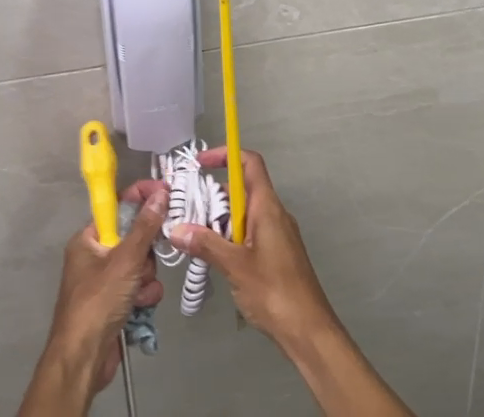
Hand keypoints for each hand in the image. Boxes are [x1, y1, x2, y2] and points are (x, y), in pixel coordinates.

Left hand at [42, 184, 166, 392]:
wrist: (83, 358)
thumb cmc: (98, 302)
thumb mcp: (125, 260)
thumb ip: (145, 227)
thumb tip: (160, 193)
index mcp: (88, 240)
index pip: (118, 207)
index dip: (141, 198)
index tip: (166, 193)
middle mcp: (95, 257)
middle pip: (134, 237)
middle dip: (146, 253)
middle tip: (146, 261)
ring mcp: (106, 281)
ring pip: (141, 264)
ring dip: (147, 277)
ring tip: (139, 291)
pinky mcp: (116, 302)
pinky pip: (140, 286)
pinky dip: (144, 294)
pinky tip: (141, 306)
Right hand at [167, 148, 340, 352]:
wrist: (307, 328)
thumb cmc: (274, 291)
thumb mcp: (235, 266)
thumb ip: (206, 245)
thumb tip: (176, 230)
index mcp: (267, 207)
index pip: (250, 164)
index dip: (226, 155)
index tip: (200, 163)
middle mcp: (274, 214)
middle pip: (242, 189)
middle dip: (214, 196)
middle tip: (185, 211)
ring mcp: (277, 234)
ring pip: (244, 214)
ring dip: (219, 220)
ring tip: (193, 237)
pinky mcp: (276, 253)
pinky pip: (249, 233)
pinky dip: (230, 237)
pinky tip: (214, 257)